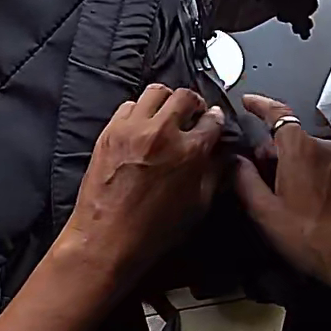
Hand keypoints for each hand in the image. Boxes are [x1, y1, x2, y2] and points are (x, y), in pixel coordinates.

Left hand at [57, 84, 225, 282]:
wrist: (107, 238)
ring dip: (166, 101)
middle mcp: (162, 133)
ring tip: (167, 114)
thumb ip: (215, 174)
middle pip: (185, 96)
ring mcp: (132, 129)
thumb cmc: (153, 230)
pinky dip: (139, 111)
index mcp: (190, 151)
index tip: (214, 122)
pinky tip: (142, 126)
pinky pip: (128, 105)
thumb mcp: (198, 205)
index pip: (212, 119)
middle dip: (194, 103)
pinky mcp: (109, 132)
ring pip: (155, 92)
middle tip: (193, 113)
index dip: (216, 120)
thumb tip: (224, 157)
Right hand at [230, 94, 330, 309]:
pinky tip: (305, 204)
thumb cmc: (316, 240)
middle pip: (291, 137)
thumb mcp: (266, 213)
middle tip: (258, 179)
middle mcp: (326, 147)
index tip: (249, 102)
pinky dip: (310, 174)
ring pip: (308, 152)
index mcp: (301, 150)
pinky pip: (324, 164)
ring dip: (292, 166)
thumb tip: (235, 163)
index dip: (259, 105)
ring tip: (285, 201)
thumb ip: (245, 181)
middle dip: (272, 153)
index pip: (277, 113)